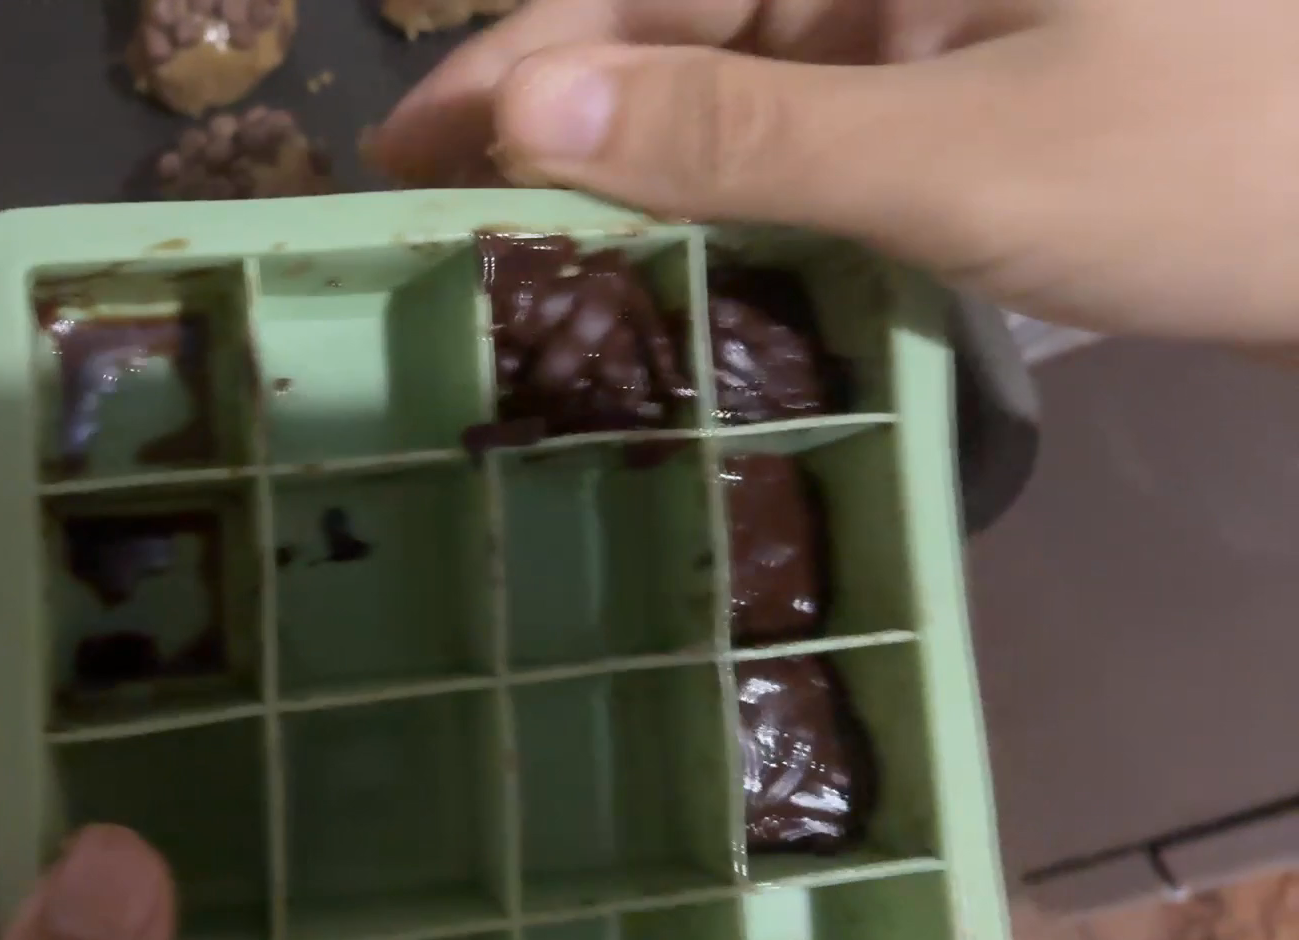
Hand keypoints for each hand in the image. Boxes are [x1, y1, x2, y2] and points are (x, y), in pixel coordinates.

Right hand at [374, 0, 1298, 343]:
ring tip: (489, 225)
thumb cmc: (1242, 171)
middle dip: (536, 112)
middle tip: (422, 193)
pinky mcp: (908, 91)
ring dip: (593, 158)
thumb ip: (736, 133)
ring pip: (695, 84)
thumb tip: (532, 112)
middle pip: (658, 22)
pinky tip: (611, 233)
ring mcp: (893, 21)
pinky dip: (676, 188)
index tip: (409, 137)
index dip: (516, 56)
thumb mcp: (957, 156)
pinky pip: (754, 134)